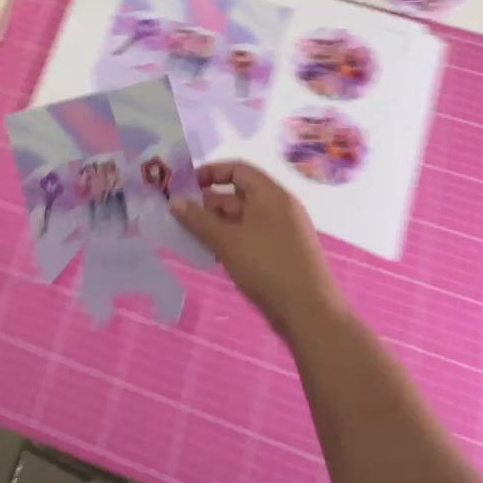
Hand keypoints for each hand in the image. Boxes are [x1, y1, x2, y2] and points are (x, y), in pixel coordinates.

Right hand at [171, 161, 346, 336]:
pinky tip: (211, 255)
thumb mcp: (227, 241)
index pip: (238, 170)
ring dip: (216, 225)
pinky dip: (230, 239)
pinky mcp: (282, 252)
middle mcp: (279, 207)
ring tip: (190, 237)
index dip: (210, 173)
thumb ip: (198, 219)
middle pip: (238, 194)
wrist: (309, 312)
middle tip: (180, 216)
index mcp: (271, 195)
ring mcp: (282, 231)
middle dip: (208, 204)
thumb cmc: (267, 267)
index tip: (184, 186)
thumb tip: (174, 200)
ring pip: (242, 218)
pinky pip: (250, 236)